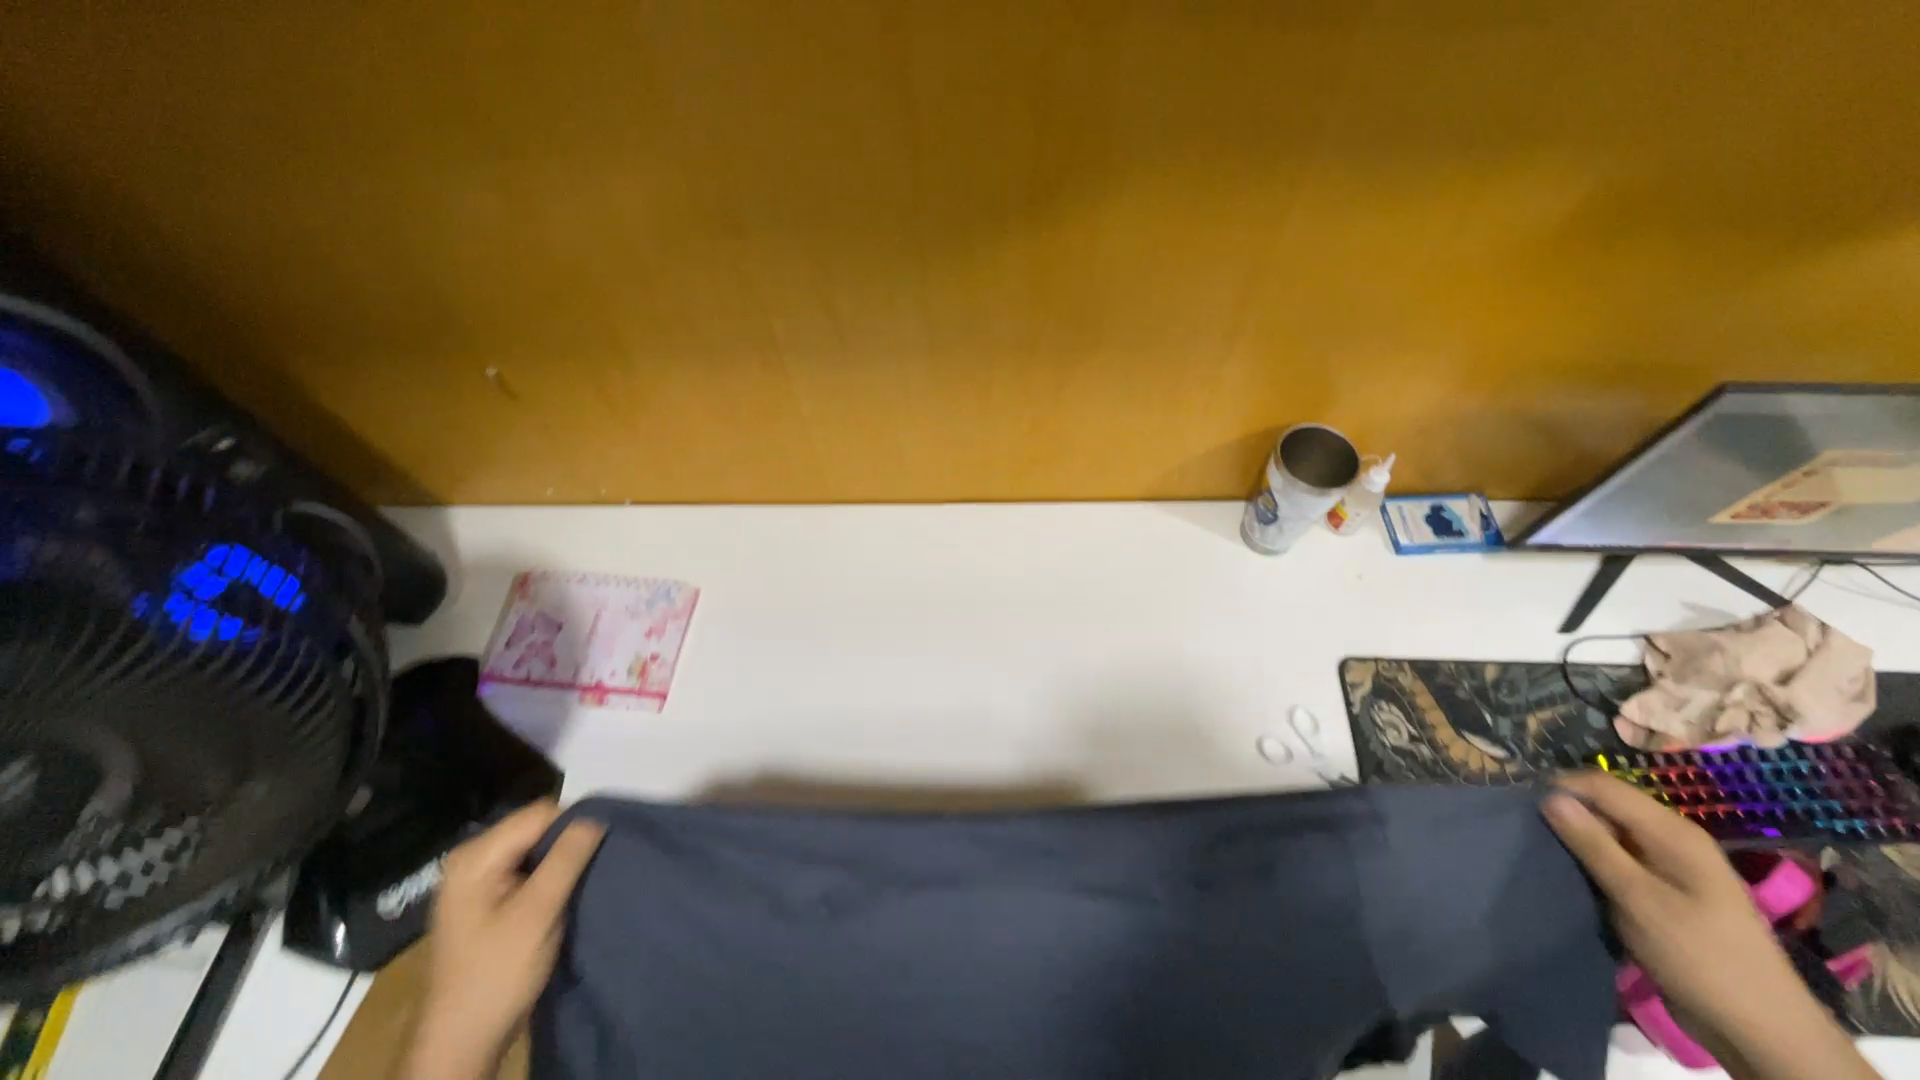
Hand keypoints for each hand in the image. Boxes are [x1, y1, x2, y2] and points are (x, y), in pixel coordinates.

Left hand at [405, 801, 605, 1079]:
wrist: (464, 1039)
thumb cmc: (498, 973)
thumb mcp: (538, 913)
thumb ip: (566, 860)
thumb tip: (596, 816)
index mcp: (475, 857)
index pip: (539, 815)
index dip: (574, 826)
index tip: (603, 848)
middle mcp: (472, 861)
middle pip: (535, 831)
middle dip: (567, 844)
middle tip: (596, 866)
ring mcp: (477, 883)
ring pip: (534, 853)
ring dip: (560, 864)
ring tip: (585, 881)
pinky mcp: (487, 902)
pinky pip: (527, 873)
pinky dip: (548, 880)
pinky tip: (565, 897)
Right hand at [1543, 771, 1878, 1079]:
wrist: (1758, 1028)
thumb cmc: (1700, 957)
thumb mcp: (1639, 899)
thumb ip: (1595, 846)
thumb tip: (1550, 797)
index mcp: (1673, 833)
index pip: (1603, 787)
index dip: (1561, 788)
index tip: (1519, 807)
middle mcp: (1671, 842)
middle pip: (1606, 808)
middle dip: (1566, 815)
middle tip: (1524, 835)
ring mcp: (1669, 870)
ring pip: (1609, 837)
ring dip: (1577, 843)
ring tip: (1539, 856)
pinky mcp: (1664, 896)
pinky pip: (1619, 865)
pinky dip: (1592, 867)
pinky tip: (1570, 880)